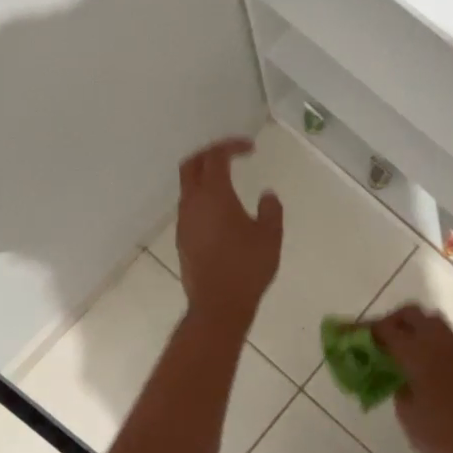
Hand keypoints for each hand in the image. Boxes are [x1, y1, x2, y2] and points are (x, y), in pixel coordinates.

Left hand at [175, 138, 282, 331]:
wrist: (218, 306)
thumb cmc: (247, 267)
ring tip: (229, 181)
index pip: (216, 157)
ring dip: (205, 176)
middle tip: (232, 154)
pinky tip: (222, 210)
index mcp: (214, 195)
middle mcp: (193, 203)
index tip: (251, 148)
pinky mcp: (182, 238)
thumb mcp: (270, 236)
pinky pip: (190, 206)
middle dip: (210, 154)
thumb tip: (267, 194)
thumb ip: (271, 209)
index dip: (232, 146)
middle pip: (192, 164)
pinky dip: (203, 196)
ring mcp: (184, 222)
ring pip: (188, 186)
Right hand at [372, 306, 452, 452]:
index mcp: (419, 350)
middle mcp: (439, 340)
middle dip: (389, 321)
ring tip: (395, 351)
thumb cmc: (443, 435)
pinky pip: (443, 337)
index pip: (385, 328)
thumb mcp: (408, 414)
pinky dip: (426, 341)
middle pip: (409, 314)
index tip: (343, 333)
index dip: (362, 329)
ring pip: (429, 322)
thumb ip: (398, 386)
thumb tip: (400, 377)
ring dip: (410, 328)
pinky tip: (418, 364)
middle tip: (373, 340)